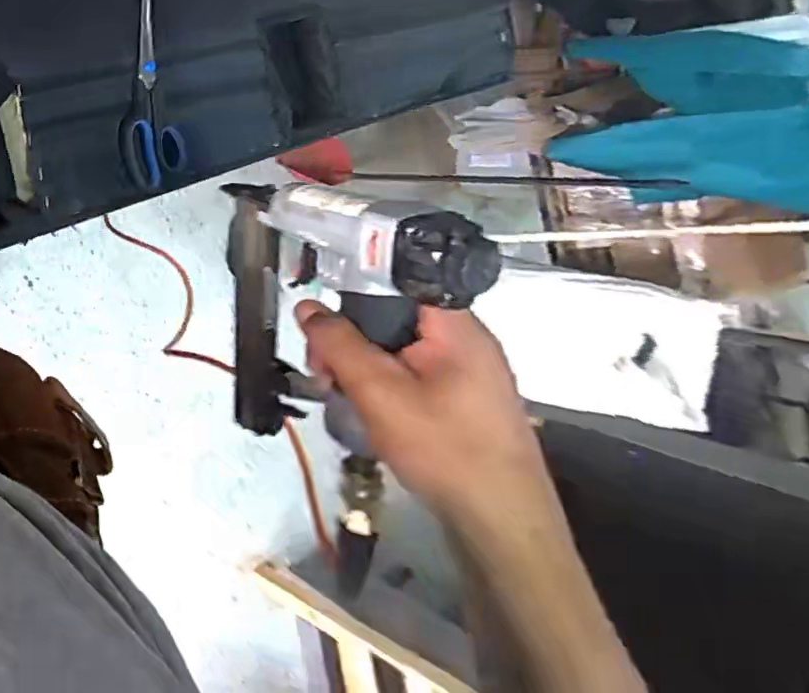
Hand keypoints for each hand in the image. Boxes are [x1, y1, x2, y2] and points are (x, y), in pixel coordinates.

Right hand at [296, 300, 547, 524]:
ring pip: (396, 349)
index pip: (399, 282)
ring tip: (339, 394)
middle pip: (391, 317)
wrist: (501, 527)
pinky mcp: (460, 402)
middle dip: (348, 338)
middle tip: (323, 370)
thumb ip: (338, 343)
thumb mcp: (378, 391)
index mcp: (457, 329)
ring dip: (360, 365)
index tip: (321, 319)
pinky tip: (366, 410)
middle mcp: (466, 343)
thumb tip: (307, 306)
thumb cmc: (443, 448)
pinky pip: (409, 374)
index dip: (355, 289)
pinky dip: (381, 385)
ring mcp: (466, 375)